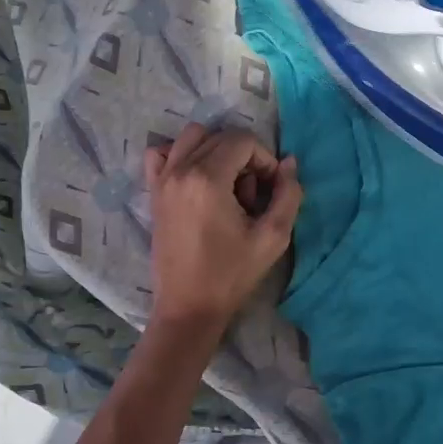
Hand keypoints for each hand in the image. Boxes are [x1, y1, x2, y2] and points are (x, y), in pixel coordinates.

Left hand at [144, 123, 301, 335]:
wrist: (188, 307)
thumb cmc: (231, 274)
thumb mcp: (273, 237)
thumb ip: (288, 194)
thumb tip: (289, 163)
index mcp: (208, 178)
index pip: (243, 140)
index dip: (265, 159)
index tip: (269, 190)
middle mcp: (180, 169)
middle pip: (221, 136)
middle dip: (244, 158)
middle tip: (251, 196)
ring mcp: (162, 179)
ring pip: (193, 137)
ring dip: (216, 151)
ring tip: (226, 185)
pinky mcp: (153, 192)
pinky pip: (163, 153)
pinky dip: (181, 155)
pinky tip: (197, 180)